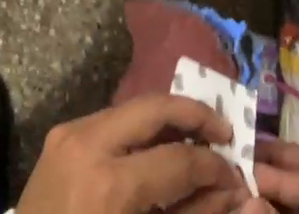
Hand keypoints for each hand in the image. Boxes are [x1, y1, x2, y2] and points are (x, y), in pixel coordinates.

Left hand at [18, 94, 248, 213]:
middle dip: (196, 115)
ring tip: (199, 137)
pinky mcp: (61, 133)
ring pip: (133, 107)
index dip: (215, 167)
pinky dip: (141, 128)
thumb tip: (233, 191)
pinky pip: (112, 120)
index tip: (237, 176)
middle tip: (226, 133)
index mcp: (110, 184)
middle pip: (155, 107)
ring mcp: (69, 132)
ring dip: (169, 117)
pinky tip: (160, 146)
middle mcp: (88, 143)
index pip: (178, 159)